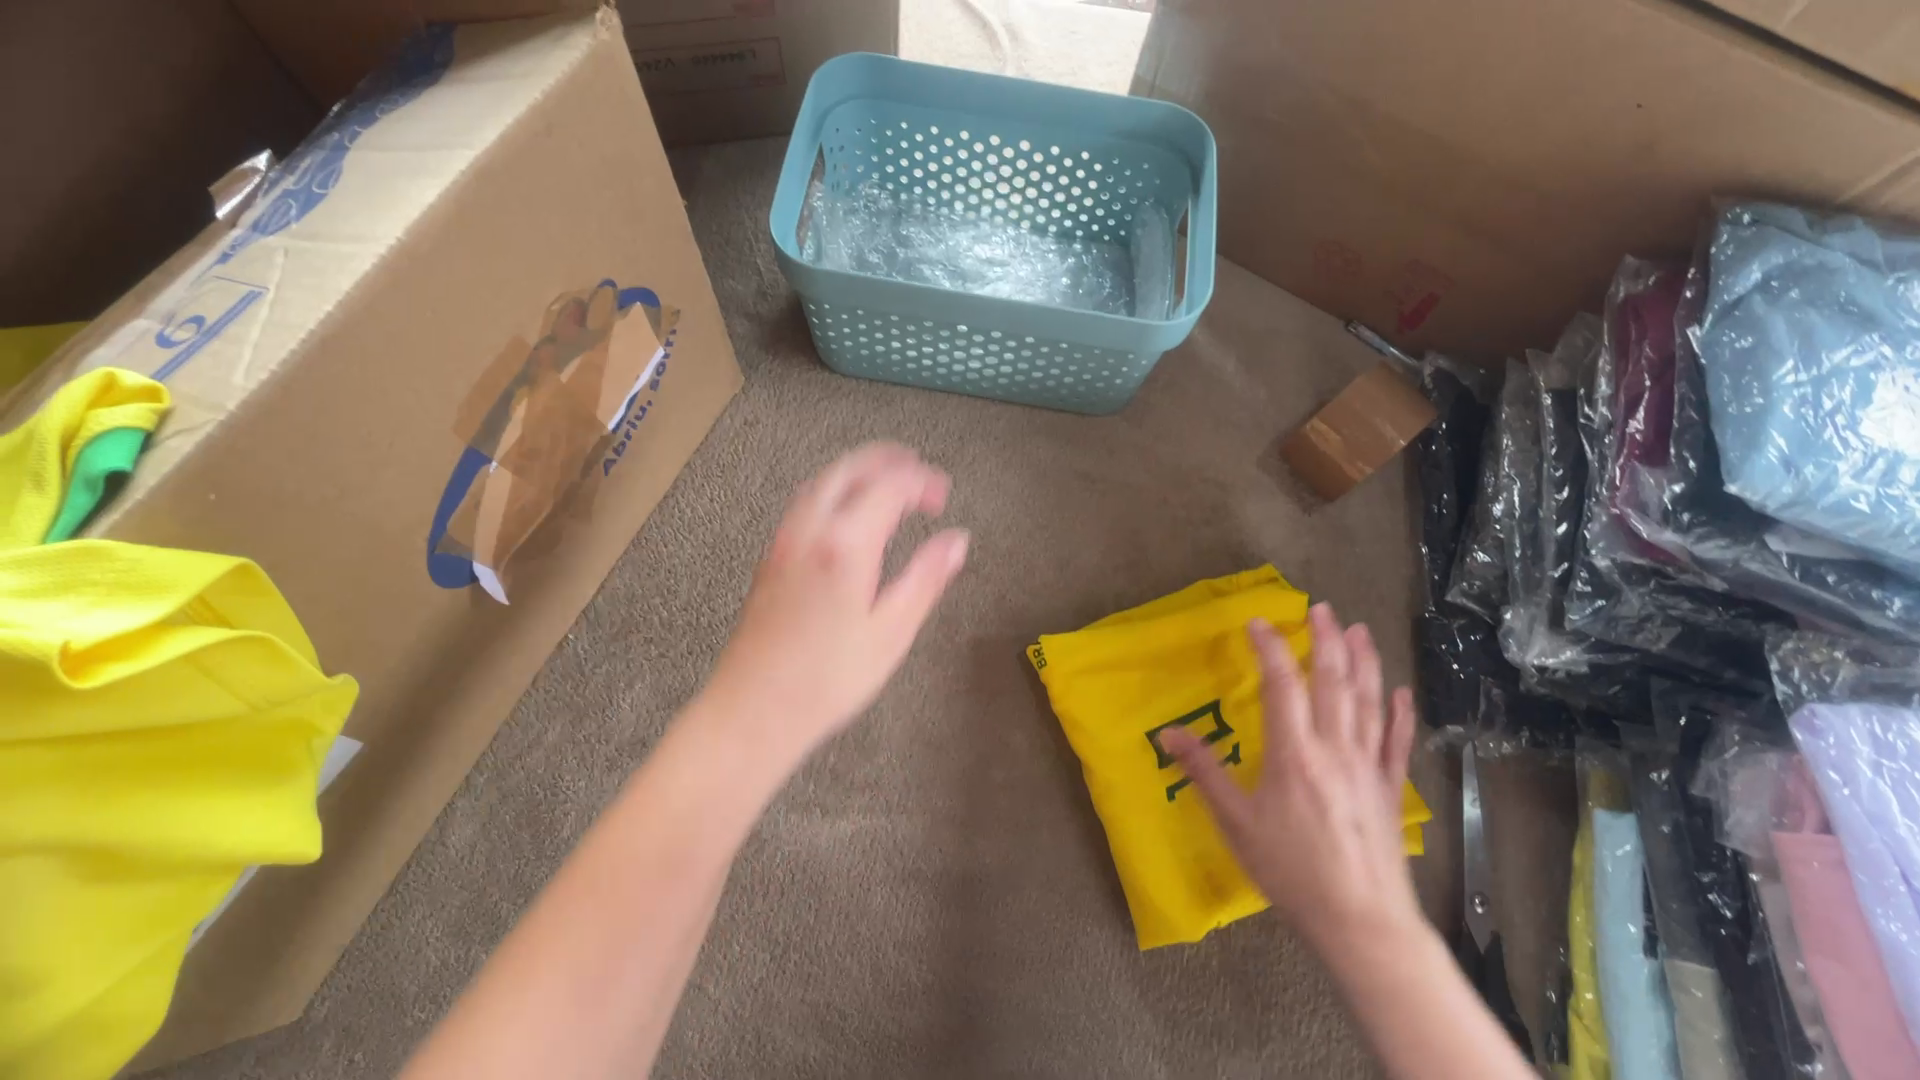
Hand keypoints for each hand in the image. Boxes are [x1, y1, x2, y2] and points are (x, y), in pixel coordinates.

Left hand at [699, 443, 969, 757]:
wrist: (754, 710)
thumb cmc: (828, 680)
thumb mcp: (892, 632)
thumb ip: (926, 578)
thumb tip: (957, 540)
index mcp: (845, 544)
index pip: (888, 486)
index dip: (921, 481)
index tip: (943, 496)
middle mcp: (809, 530)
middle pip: (848, 469)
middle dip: (886, 460)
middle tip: (918, 469)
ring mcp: (783, 542)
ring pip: (821, 482)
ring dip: (857, 472)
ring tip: (889, 483)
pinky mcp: (771, 559)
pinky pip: (805, 503)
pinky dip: (834, 491)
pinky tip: (849, 515)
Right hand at [1163, 604, 1421, 951]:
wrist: (1360, 919)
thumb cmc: (1291, 871)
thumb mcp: (1236, 823)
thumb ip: (1205, 773)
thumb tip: (1170, 733)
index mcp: (1293, 753)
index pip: (1282, 685)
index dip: (1270, 648)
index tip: (1257, 622)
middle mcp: (1335, 748)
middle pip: (1334, 682)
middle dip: (1326, 640)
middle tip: (1321, 608)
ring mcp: (1370, 767)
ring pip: (1369, 702)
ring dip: (1364, 662)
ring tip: (1359, 630)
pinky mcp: (1392, 790)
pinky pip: (1397, 742)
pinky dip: (1400, 713)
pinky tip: (1401, 692)